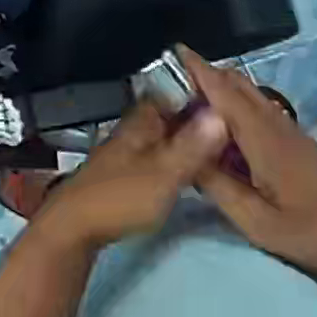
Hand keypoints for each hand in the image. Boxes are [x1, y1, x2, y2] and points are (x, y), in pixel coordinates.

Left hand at [35, 100, 227, 251]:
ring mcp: (134, 145)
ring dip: (195, 137)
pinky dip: (183, 154)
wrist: (75, 227)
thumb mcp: (164, 173)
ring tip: (229, 147)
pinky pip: (165, 151)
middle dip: (206, 116)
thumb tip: (223, 111)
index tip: (238, 101)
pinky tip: (201, 168)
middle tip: (241, 128)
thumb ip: (193, 144)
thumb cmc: (121, 196)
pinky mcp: (132, 168)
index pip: (180, 89)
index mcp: (145, 117)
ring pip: (172, 132)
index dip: (208, 91)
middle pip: (178, 111)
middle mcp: (139, 124)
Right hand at [180, 47, 316, 283]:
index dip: (196, 68)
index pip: (222, 90)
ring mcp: (284, 127)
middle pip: (233, 82)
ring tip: (185, 100)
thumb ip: (218, 187)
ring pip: (244, 92)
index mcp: (260, 136)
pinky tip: (219, 125)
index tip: (170, 51)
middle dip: (200, 74)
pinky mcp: (291, 137)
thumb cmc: (315, 232)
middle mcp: (271, 121)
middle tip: (166, 82)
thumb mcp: (258, 223)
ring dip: (216, 86)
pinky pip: (254, 106)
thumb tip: (184, 155)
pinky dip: (230, 102)